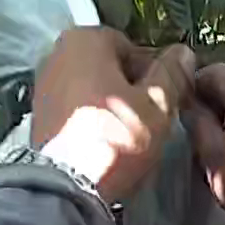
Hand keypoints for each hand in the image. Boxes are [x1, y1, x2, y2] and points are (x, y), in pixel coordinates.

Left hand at [31, 28, 194, 202]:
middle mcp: (57, 52)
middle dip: (131, 88)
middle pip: (109, 67)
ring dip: (113, 105)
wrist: (69, 185)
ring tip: (130, 134)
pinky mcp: (39, 115)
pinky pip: (77, 109)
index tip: (166, 99)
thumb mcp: (157, 105)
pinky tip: (106, 143)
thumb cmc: (117, 137)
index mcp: (85, 39)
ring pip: (92, 89)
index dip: (154, 73)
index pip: (132, 47)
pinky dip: (93, 120)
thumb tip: (184, 52)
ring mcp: (43, 84)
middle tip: (151, 118)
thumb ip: (171, 74)